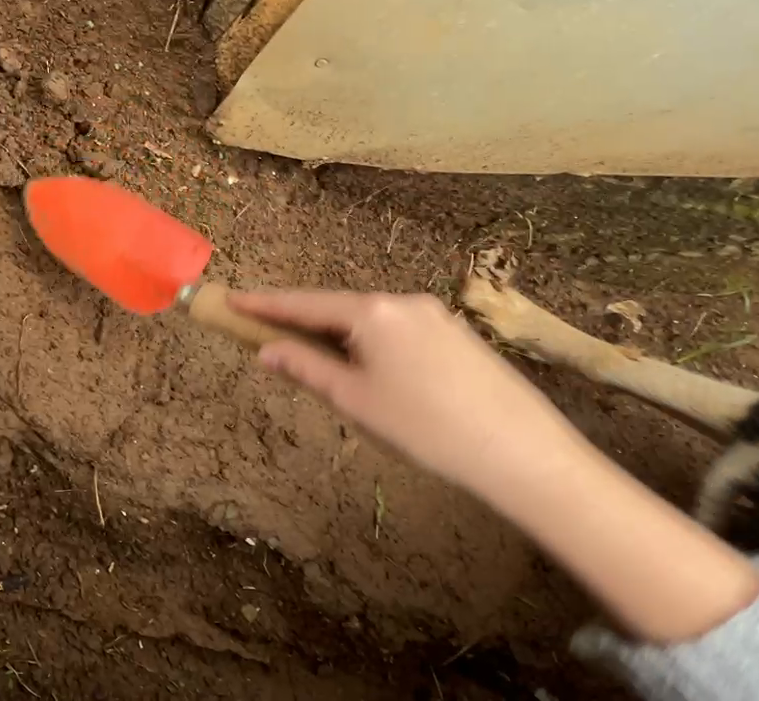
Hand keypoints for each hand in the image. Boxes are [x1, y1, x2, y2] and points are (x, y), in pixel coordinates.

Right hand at [235, 289, 758, 643]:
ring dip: (334, 332)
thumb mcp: (354, 400)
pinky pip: (395, 329)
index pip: (302, 303)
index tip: (228, 299)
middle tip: (262, 329)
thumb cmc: (428, 428)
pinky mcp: (458, 336)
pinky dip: (366, 340)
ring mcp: (436, 317)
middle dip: (298, 318)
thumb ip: (304, 367)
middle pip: (334, 306)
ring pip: (366, 319)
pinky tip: (363, 364)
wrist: (530, 459)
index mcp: (372, 312)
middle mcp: (403, 302)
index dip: (261, 304)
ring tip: (310, 353)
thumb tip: (266, 350)